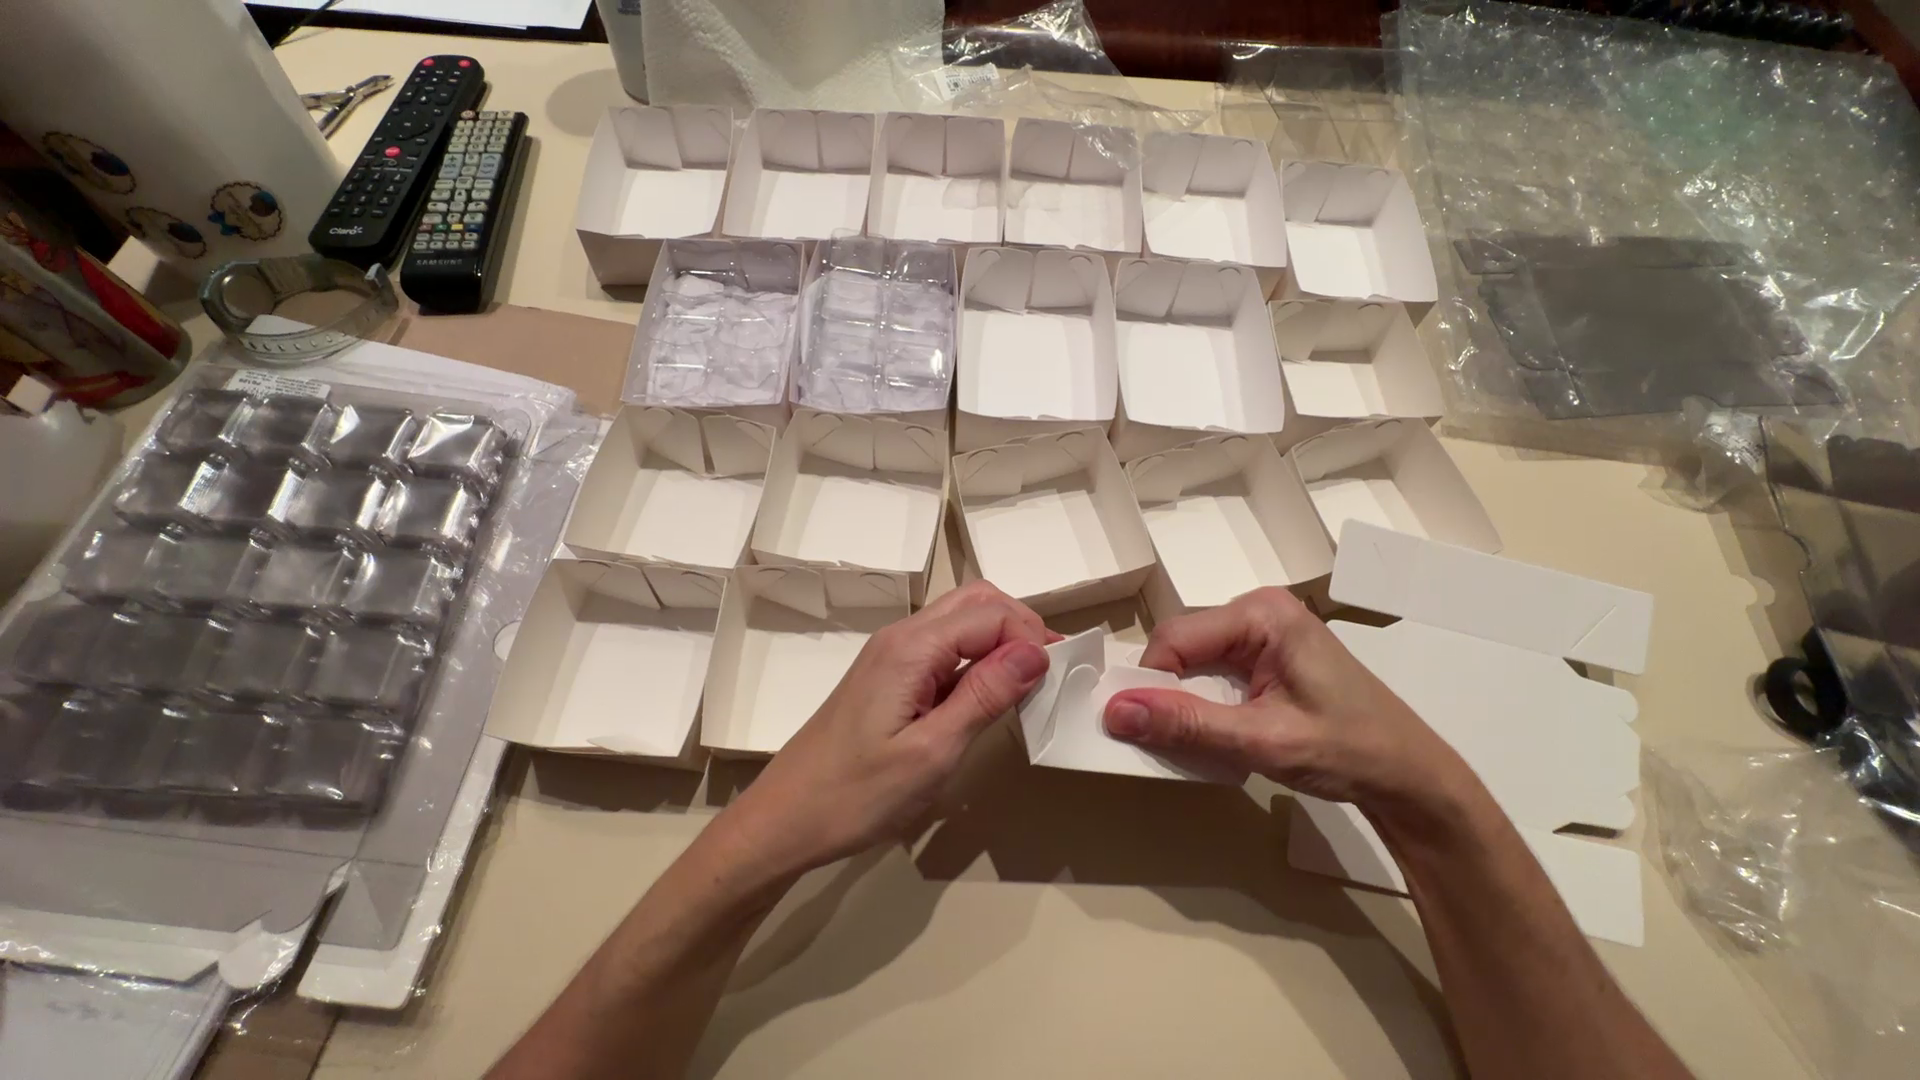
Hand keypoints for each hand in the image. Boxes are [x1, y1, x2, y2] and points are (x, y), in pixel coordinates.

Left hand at [723, 581, 1052, 875]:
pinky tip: (989, 695)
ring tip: (1027, 685)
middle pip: (975, 601)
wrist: (786, 819)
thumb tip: (1037, 653)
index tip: (1056, 680)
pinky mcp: (888, 677)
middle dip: (1020, 626)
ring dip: (999, 640)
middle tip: (1047, 674)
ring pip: (959, 620)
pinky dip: (976, 658)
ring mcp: (892, 655)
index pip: (991, 613)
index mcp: (912, 647)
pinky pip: (944, 648)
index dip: (1031, 638)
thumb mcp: (933, 752)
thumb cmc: (858, 794)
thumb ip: (985, 696)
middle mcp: (902, 636)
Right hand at [1101, 587, 1479, 817]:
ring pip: (1193, 662)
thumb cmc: (1348, 751)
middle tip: (1170, 741)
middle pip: (1181, 646)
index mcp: (1261, 614)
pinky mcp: (1267, 657)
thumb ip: (1187, 724)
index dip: (1149, 682)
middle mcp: (1259, 612)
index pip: (1174, 639)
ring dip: (1185, 702)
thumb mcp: (1262, 741)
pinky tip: (1216, 734)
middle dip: (1168, 692)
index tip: (1140, 729)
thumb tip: (1116, 711)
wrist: (1411, 778)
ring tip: (1194, 741)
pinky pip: (1213, 673)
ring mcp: (1264, 634)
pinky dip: (1204, 704)